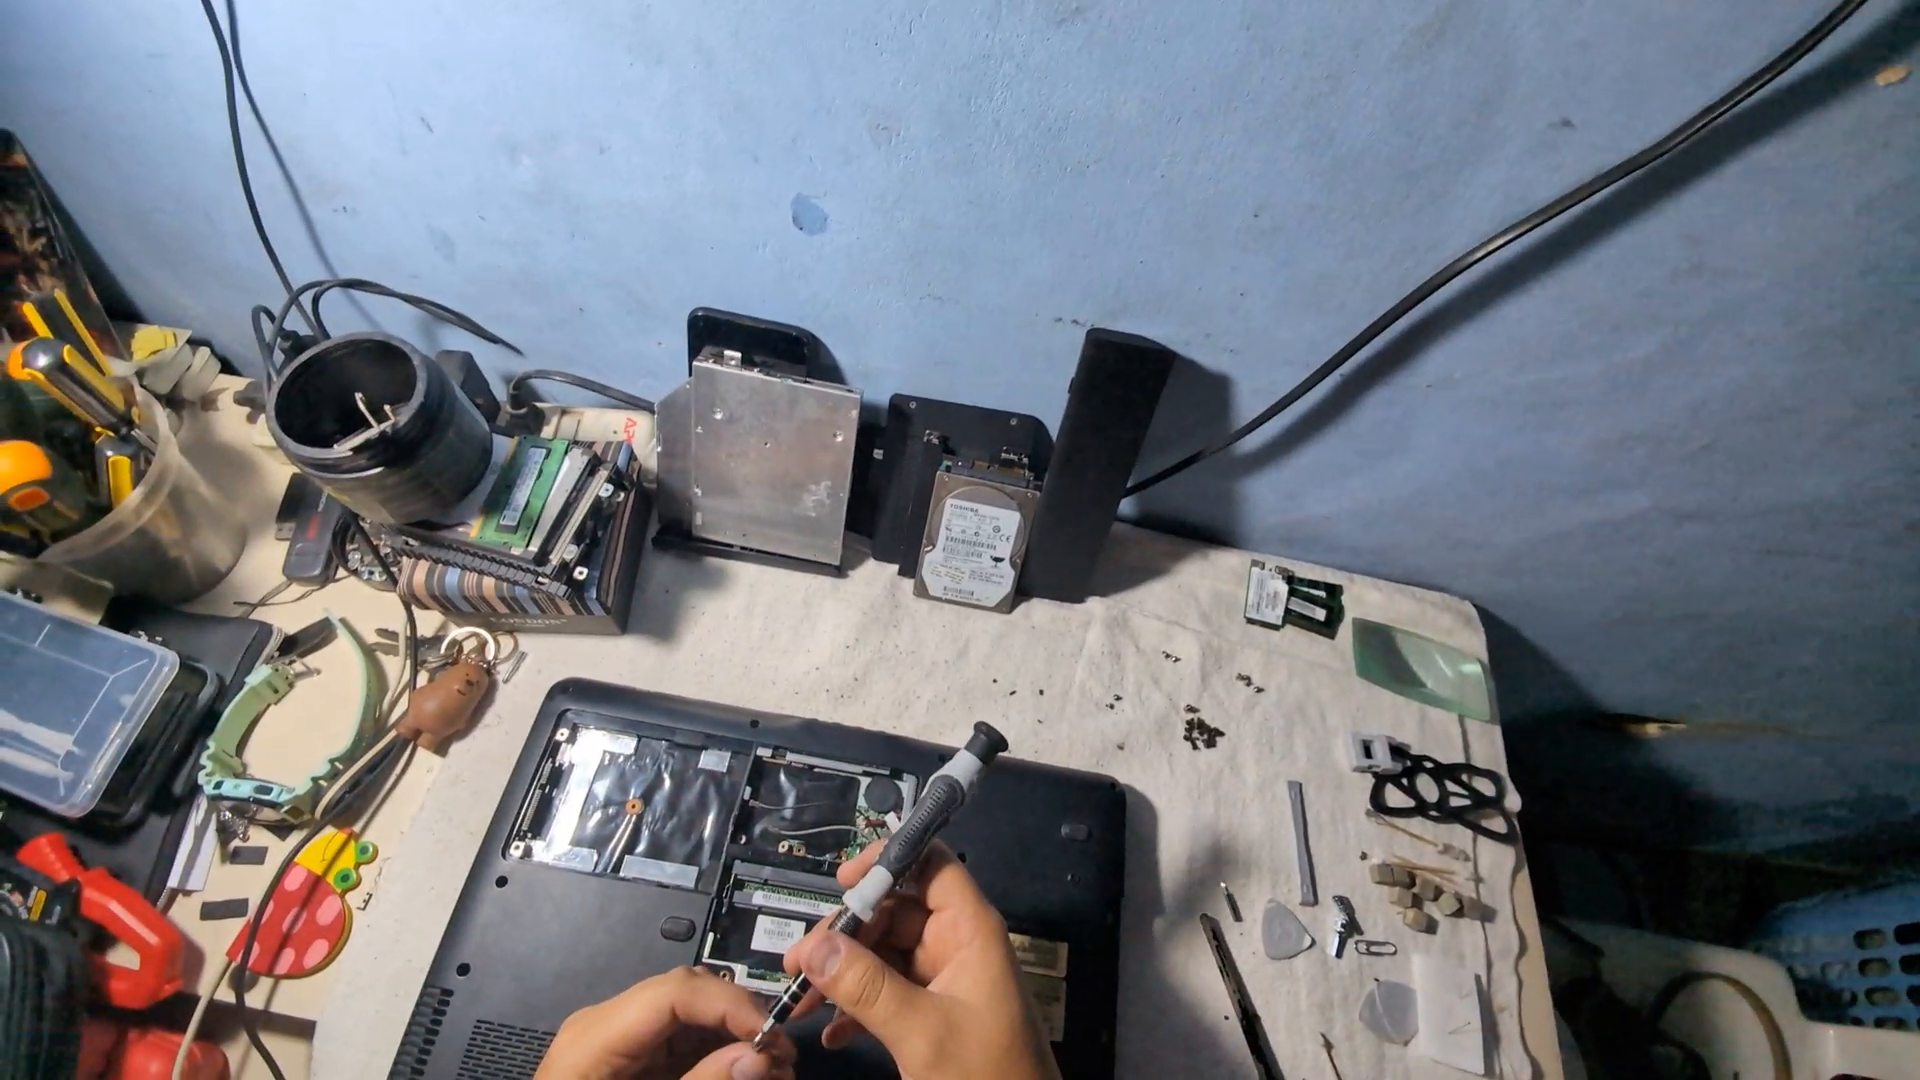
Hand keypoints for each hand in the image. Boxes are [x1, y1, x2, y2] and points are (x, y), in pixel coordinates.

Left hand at [536, 966, 795, 1079]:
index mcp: (595, 1036)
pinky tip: (740, 1068)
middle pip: (688, 995)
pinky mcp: (627, 1059)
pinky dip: (714, 1052)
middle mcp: (606, 1024)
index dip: (730, 1005)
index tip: (771, 1035)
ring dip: (733, 1036)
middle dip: (739, 1020)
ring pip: (691, 1015)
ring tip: (770, 1065)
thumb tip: (759, 1056)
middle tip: (781, 1055)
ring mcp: (616, 1039)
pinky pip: (680, 1040)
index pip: (676, 990)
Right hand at [782, 841, 1059, 1079]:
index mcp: (969, 928)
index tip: (842, 881)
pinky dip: (857, 1006)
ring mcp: (943, 979)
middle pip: (895, 911)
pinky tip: (829, 1032)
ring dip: (842, 974)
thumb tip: (815, 946)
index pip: (931, 865)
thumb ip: (867, 987)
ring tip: (799, 1000)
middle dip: (846, 933)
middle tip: (798, 962)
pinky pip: (887, 992)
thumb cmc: (984, 1077)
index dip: (889, 860)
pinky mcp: (932, 1014)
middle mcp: (955, 943)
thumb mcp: (922, 1034)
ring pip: (884, 954)